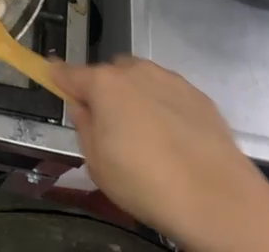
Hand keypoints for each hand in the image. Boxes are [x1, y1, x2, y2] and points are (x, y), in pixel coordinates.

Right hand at [50, 56, 261, 241]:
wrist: (218, 198)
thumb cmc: (146, 183)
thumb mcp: (97, 164)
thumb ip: (84, 127)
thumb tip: (83, 107)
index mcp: (104, 85)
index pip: (70, 73)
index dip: (57, 75)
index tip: (50, 74)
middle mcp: (135, 71)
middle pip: (109, 75)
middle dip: (104, 93)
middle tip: (110, 129)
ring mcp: (169, 79)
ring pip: (140, 81)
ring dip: (135, 98)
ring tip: (146, 138)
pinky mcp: (198, 95)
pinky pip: (168, 94)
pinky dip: (163, 108)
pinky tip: (173, 140)